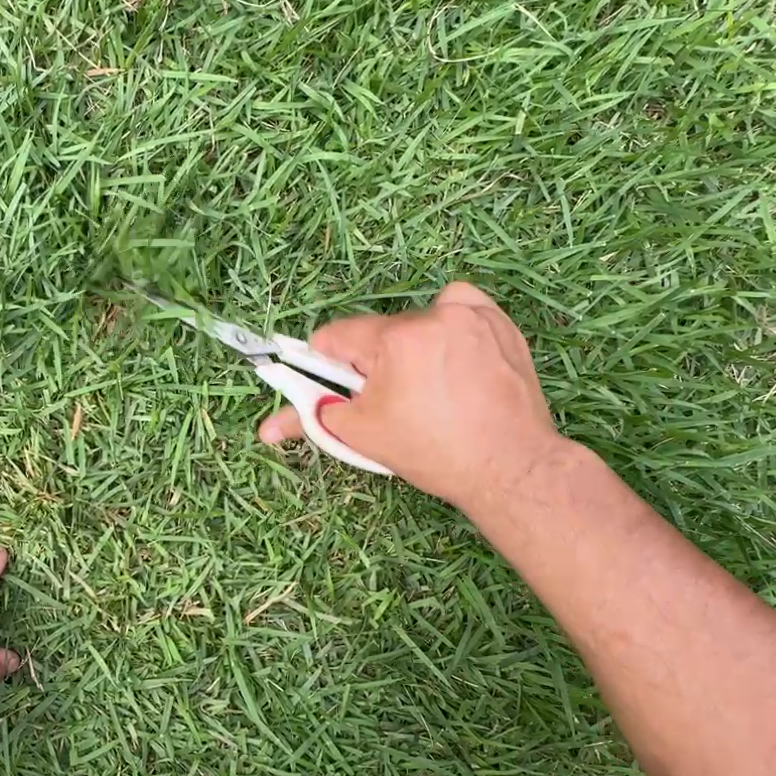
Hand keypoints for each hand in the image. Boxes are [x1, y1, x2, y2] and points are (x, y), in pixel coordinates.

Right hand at [257, 281, 570, 509]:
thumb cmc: (431, 452)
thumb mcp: (360, 436)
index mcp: (394, 339)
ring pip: (415, 322)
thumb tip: (266, 429)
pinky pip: (460, 310)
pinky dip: (449, 330)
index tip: (336, 388)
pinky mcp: (501, 324)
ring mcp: (473, 316)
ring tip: (422, 387)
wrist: (510, 465)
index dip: (325, 366)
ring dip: (408, 347)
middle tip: (387, 402)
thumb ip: (308, 420)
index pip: (334, 337)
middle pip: (376, 333)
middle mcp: (433, 316)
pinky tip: (452, 361)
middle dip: (371, 363)